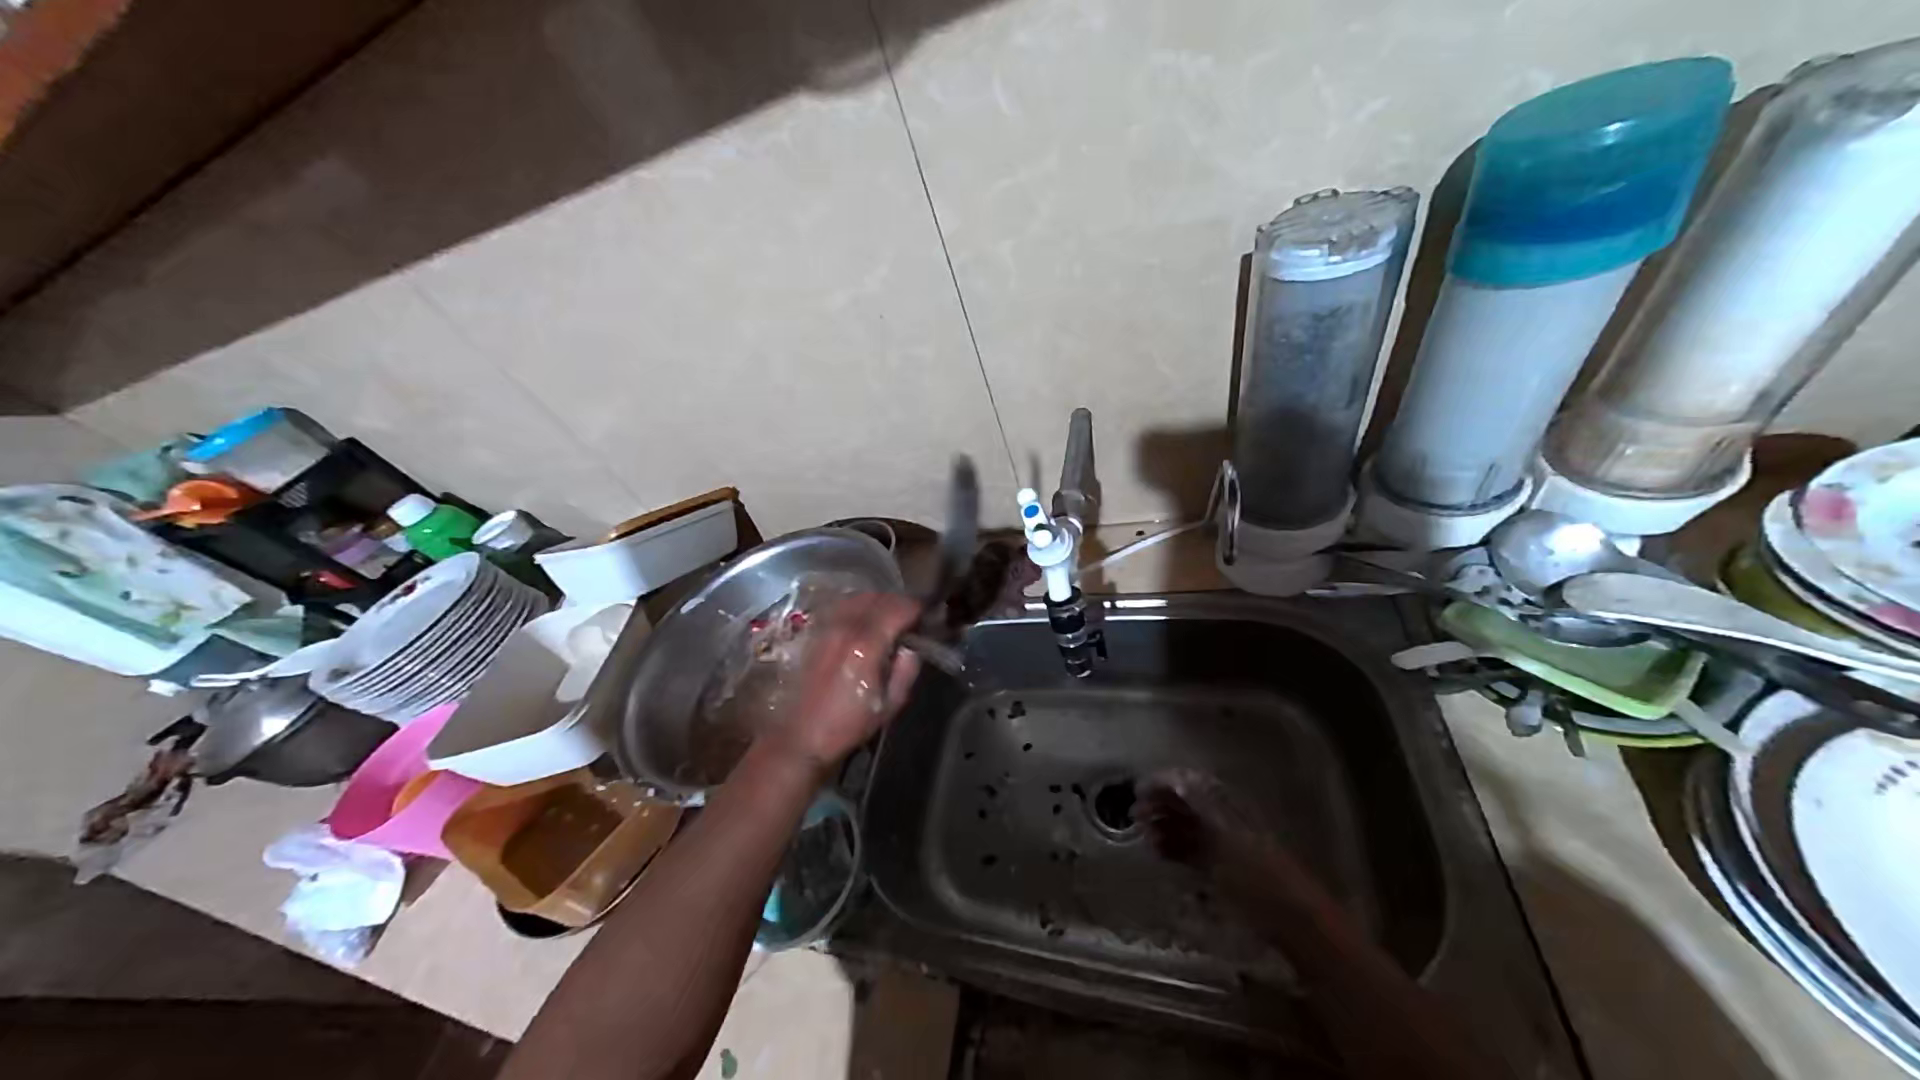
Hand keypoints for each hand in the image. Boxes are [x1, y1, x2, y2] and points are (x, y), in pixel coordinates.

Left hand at [761, 592, 922, 773]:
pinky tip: (862, 622)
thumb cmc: (849, 724)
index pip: (899, 608)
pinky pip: (840, 606)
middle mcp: (845, 627)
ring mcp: (826, 626)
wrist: (801, 735)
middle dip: (900, 604)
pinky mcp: (813, 631)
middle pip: (879, 597)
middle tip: (911, 620)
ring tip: (888, 619)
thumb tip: (912, 645)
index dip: (918, 609)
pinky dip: (857, 606)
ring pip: (858, 597)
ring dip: (878, 603)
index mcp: (867, 645)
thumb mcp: (891, 704)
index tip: (927, 618)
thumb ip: (907, 669)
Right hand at [1138, 770, 1319, 909]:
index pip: (1191, 783)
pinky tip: (1159, 854)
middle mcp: (1226, 820)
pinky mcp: (1225, 870)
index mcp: (1229, 806)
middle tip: (1135, 817)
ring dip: (1165, 828)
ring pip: (1188, 827)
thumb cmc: (1259, 876)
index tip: (1137, 792)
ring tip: (1145, 838)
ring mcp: (1226, 846)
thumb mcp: (1225, 838)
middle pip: (1188, 804)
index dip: (1163, 783)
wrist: (1296, 923)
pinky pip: (1194, 851)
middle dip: (1160, 806)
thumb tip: (1174, 778)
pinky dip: (1174, 849)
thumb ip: (1199, 804)